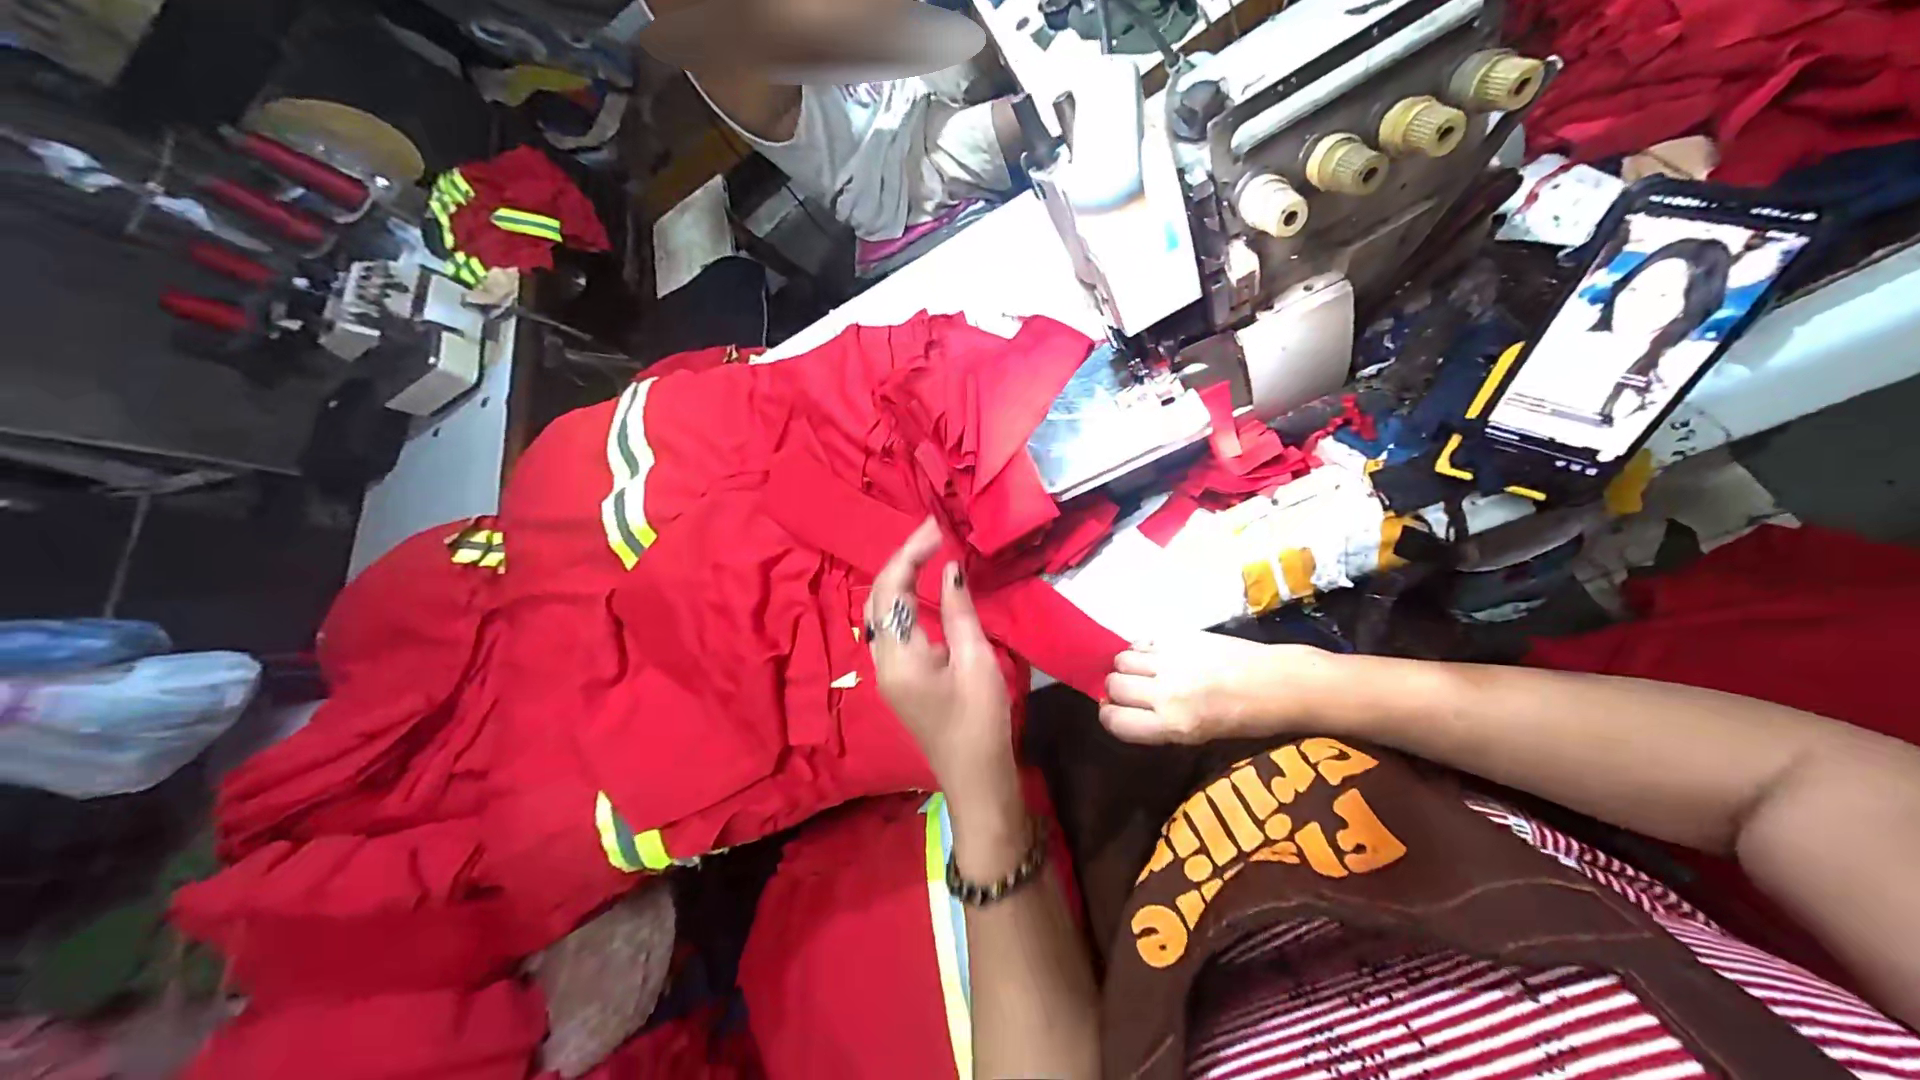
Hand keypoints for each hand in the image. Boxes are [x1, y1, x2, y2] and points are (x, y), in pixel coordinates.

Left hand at [868, 518, 1015, 804]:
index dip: (910, 554)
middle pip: (877, 598)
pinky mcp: (899, 679)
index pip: (890, 590)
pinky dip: (903, 601)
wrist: (977, 779)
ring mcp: (887, 673)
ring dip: (899, 578)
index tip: (936, 529)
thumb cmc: (982, 723)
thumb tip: (950, 568)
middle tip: (933, 533)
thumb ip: (958, 612)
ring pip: (880, 613)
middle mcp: (882, 662)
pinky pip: (891, 628)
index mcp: (898, 658)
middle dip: (901, 560)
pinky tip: (922, 588)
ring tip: (927, 550)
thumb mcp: (977, 662)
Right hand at [1100, 633, 1343, 743]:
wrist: (1279, 683)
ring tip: (1144, 671)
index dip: (1110, 716)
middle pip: (1114, 686)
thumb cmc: (1245, 720)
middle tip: (1134, 692)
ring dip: (1127, 667)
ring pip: (1122, 660)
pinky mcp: (1179, 637)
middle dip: (1117, 690)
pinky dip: (1142, 648)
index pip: (1115, 720)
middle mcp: (1166, 693)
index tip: (1116, 712)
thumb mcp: (1198, 735)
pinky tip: (1156, 655)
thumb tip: (1125, 709)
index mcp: (1173, 725)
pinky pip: (1141, 641)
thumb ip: (1160, 723)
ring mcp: (1171, 661)